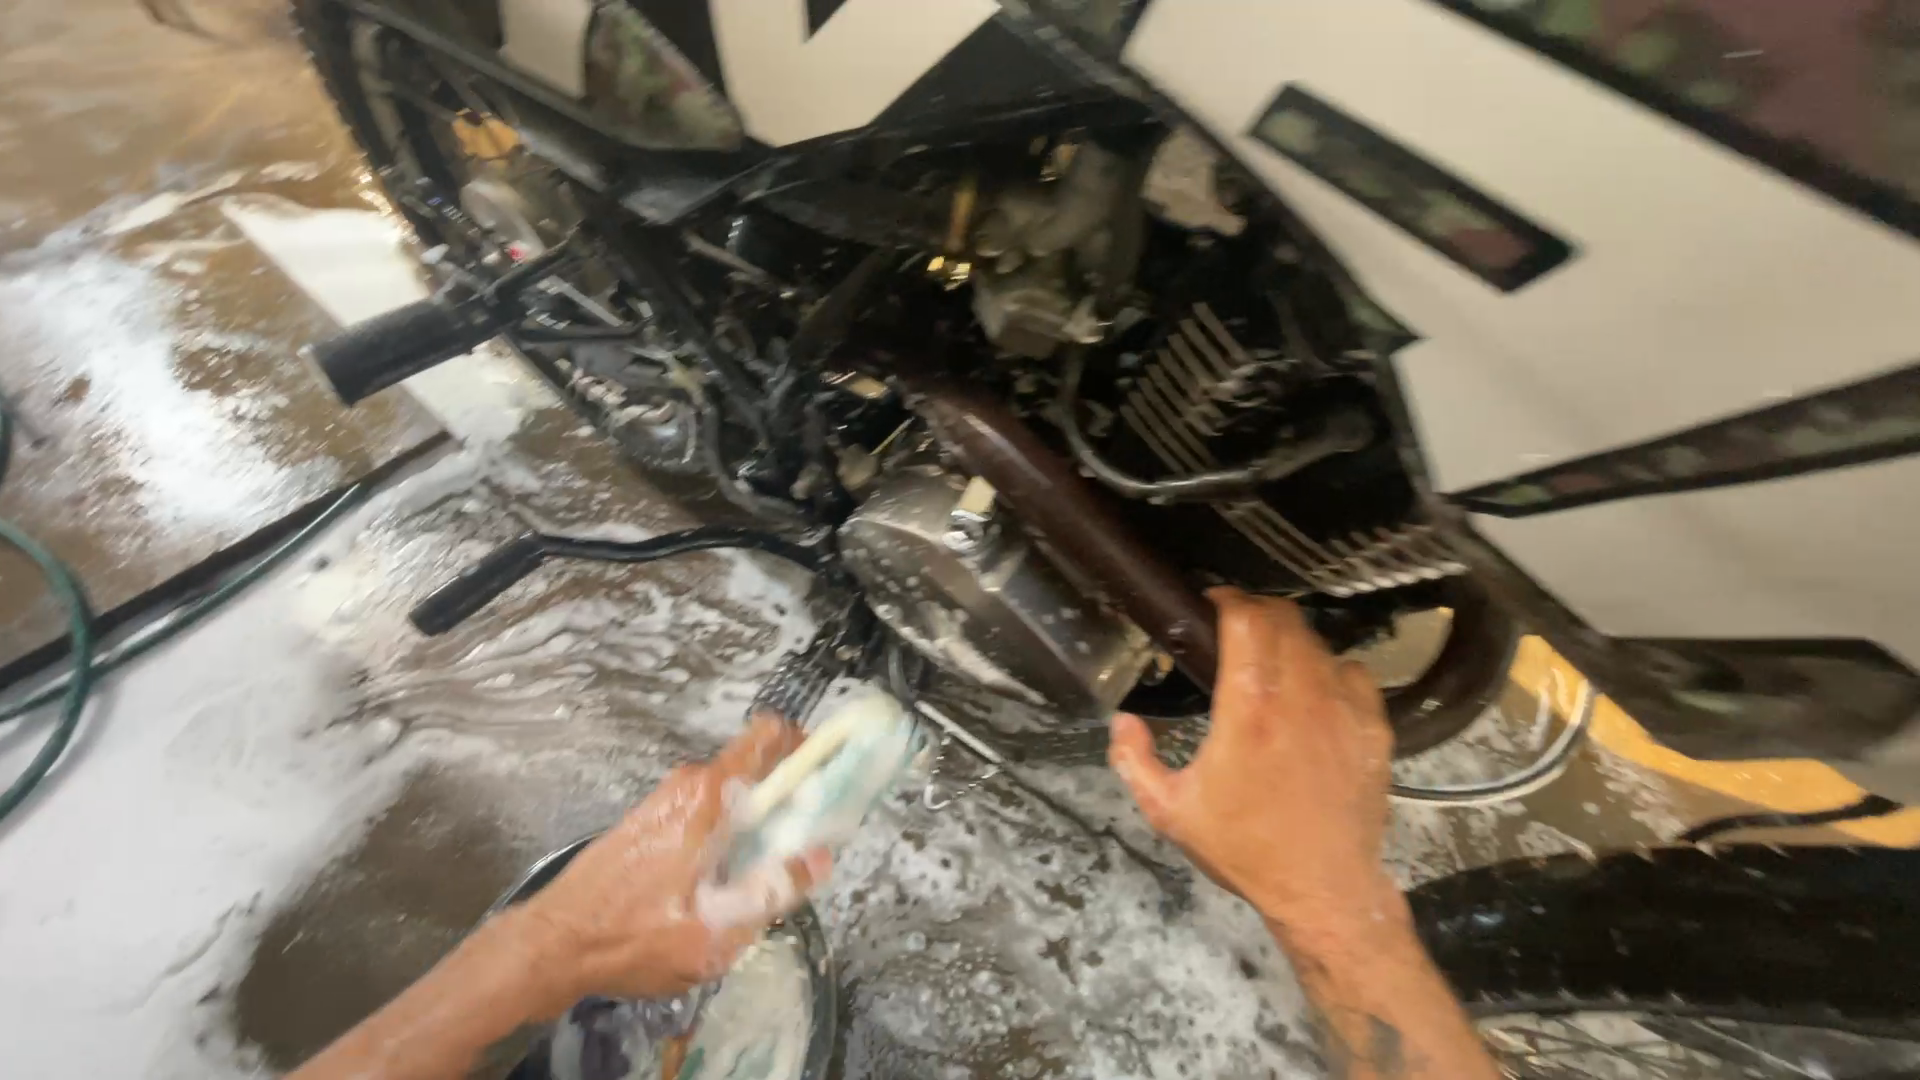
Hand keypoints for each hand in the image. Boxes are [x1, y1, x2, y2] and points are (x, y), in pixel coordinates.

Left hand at [513, 712, 831, 1006]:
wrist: (549, 945)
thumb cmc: (631, 936)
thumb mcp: (713, 930)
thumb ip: (773, 891)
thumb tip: (823, 856)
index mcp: (710, 794)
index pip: (769, 734)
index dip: (808, 746)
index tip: (828, 780)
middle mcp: (692, 781)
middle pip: (760, 766)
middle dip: (790, 798)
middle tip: (800, 846)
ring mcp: (670, 795)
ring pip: (737, 791)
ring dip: (759, 821)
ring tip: (758, 874)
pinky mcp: (657, 814)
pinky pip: (713, 806)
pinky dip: (733, 829)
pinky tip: (721, 880)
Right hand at [1109, 588, 1397, 930]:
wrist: (1324, 892)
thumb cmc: (1244, 848)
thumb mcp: (1168, 811)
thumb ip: (1132, 760)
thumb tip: (1122, 720)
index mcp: (1248, 710)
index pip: (1247, 622)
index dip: (1228, 599)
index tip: (1212, 602)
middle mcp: (1300, 698)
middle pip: (1285, 619)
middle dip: (1256, 608)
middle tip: (1233, 624)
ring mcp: (1344, 712)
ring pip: (1319, 641)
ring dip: (1290, 636)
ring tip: (1269, 655)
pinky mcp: (1374, 730)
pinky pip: (1354, 672)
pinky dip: (1330, 666)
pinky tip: (1314, 687)